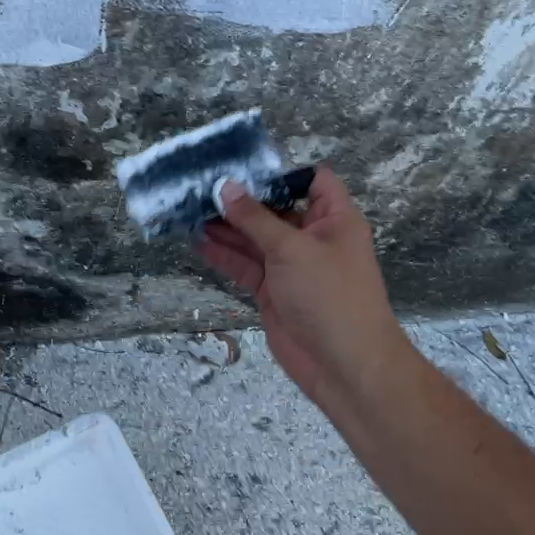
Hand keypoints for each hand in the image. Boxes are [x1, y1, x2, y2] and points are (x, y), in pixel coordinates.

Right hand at [194, 168, 411, 409]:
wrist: (346, 369)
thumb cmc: (330, 297)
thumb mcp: (291, 249)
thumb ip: (254, 217)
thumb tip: (225, 186)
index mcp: (333, 219)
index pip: (311, 180)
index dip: (280, 171)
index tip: (241, 165)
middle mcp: (312, 237)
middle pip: (273, 207)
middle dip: (239, 197)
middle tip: (199, 184)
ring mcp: (291, 265)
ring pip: (254, 236)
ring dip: (225, 225)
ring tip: (188, 208)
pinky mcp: (272, 290)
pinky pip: (244, 264)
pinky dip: (222, 253)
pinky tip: (195, 240)